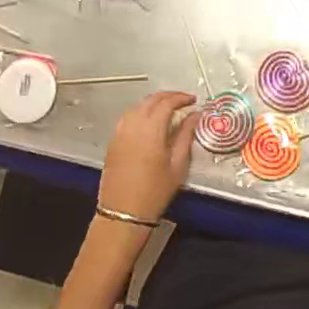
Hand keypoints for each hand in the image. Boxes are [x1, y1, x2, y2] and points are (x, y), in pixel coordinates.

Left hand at [97, 91, 198, 222]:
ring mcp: (119, 132)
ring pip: (137, 107)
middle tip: (183, 102)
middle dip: (168, 97)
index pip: (166, 103)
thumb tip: (195, 116)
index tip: (193, 100)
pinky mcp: (113, 141)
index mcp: (151, 130)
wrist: (124, 211)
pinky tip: (150, 122)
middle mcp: (132, 125)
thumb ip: (186, 136)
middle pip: (150, 100)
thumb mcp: (178, 165)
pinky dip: (141, 113)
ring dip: (153, 103)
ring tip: (168, 110)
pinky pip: (128, 118)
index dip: (181, 98)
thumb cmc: (156, 191)